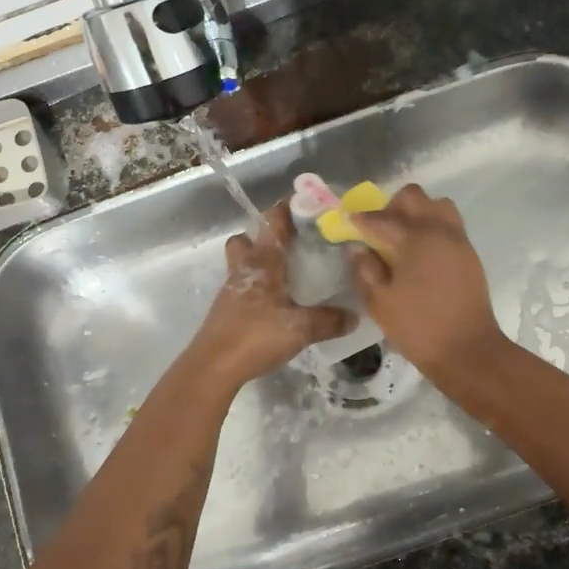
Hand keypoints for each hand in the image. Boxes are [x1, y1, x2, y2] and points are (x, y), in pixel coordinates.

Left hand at [189, 202, 353, 388]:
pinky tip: (277, 303)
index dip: (288, 208)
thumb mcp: (301, 329)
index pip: (273, 223)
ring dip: (261, 262)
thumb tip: (355, 316)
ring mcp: (232, 291)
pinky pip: (244, 287)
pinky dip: (259, 288)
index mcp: (263, 263)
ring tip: (288, 274)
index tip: (307, 202)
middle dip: (265, 235)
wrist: (213, 366)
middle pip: (247, 239)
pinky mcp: (227, 311)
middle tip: (292, 243)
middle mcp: (244, 269)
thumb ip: (329, 320)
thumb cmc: (256, 336)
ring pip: (243, 263)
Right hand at [346, 184, 508, 373]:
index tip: (348, 221)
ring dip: (418, 213)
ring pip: (437, 206)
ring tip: (403, 239)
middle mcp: (439, 230)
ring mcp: (459, 241)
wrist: (467, 350)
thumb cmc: (418, 328)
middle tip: (379, 231)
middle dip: (392, 207)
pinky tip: (420, 254)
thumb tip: (357, 248)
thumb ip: (364, 270)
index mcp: (415, 238)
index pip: (381, 218)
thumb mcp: (380, 303)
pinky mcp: (470, 255)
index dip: (361, 219)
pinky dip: (433, 228)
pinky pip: (449, 225)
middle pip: (414, 197)